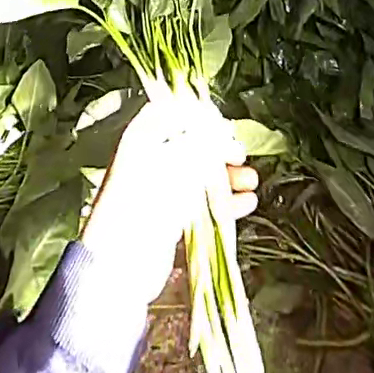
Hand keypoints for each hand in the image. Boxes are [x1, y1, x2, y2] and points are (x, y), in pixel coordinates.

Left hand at [79, 98, 258, 304]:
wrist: (122, 260)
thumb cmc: (148, 198)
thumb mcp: (179, 160)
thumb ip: (204, 142)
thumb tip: (222, 131)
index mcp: (143, 136)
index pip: (174, 112)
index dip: (201, 116)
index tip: (225, 125)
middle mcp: (150, 157)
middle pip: (191, 144)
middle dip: (220, 148)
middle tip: (240, 154)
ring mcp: (160, 189)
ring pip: (199, 174)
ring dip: (227, 175)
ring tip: (251, 180)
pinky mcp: (169, 217)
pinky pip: (201, 202)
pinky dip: (224, 201)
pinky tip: (246, 202)